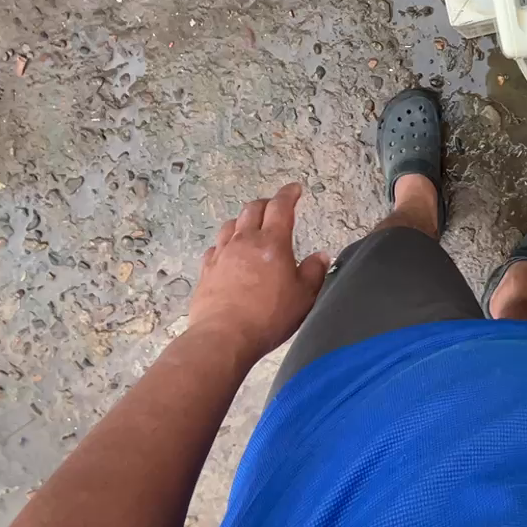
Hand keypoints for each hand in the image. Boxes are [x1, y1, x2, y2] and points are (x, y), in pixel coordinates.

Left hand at [188, 183, 328, 363]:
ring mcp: (222, 254)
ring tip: (250, 227)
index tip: (295, 189)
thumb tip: (320, 256)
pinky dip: (224, 244)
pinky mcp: (206, 271)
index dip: (289, 194)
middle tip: (275, 207)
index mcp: (272, 242)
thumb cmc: (269, 316)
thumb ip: (314, 272)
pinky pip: (215, 248)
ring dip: (243, 221)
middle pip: (253, 209)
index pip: (281, 206)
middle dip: (266, 204)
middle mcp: (245, 241)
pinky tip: (227, 253)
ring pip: (231, 225)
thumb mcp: (304, 296)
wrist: (223, 338)